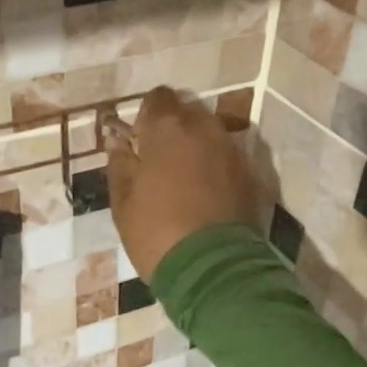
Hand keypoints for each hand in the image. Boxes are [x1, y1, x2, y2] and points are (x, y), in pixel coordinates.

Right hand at [105, 86, 258, 279]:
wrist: (212, 269)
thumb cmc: (157, 234)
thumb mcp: (123, 203)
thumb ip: (119, 164)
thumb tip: (116, 139)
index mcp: (167, 129)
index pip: (157, 98)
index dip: (146, 117)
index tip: (139, 143)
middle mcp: (204, 129)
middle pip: (187, 112)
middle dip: (174, 129)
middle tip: (160, 163)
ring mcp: (232, 151)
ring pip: (210, 135)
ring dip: (196, 148)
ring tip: (184, 181)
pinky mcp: (250, 175)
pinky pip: (227, 159)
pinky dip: (215, 168)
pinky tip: (205, 196)